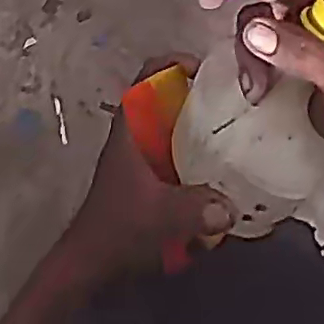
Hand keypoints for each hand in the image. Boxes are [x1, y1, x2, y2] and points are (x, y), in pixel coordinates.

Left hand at [61, 57, 233, 275]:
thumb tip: (232, 206)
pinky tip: (221, 162)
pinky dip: (197, 145)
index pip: (149, 73)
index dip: (174, 61)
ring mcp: (143, 151)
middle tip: (232, 96)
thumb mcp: (159, 216)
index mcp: (132, 125)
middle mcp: (138, 130)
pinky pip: (178, 145)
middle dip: (197, 90)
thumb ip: (195, 209)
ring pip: (174, 118)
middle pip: (167, 92)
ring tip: (233, 124)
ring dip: (199, 118)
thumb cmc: (117, 226)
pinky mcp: (151, 172)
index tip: (206, 68)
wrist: (90, 262)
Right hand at [238, 12, 323, 165]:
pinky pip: (255, 44)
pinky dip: (248, 62)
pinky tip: (257, 88)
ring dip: (246, 46)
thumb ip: (299, 51)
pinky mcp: (287, 53)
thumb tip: (253, 30)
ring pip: (256, 17)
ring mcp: (299, 29)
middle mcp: (313, 5)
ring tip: (256, 84)